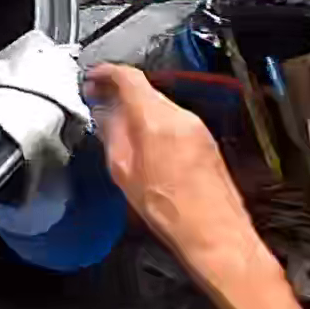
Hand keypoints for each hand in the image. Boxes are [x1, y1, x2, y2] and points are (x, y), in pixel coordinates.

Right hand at [86, 63, 262, 273]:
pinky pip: (173, 119)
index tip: (93, 77)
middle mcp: (179, 116)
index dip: (105, 72)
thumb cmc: (171, 211)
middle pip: (142, 88)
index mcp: (154, 119)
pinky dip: (155, 122)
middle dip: (119, 92)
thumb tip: (104, 113)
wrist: (216, 236)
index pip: (127, 76)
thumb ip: (110, 132)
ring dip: (136, 108)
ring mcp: (196, 127)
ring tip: (120, 126)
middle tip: (100, 101)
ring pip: (158, 104)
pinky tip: (145, 143)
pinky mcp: (206, 140)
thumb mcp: (122, 170)